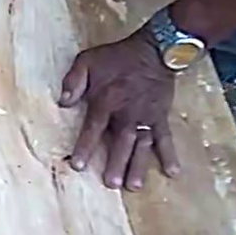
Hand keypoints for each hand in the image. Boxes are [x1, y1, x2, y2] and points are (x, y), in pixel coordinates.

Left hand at [60, 27, 181, 189]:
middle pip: (120, 142)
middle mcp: (127, 113)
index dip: (85, 147)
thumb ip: (73, 80)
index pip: (93, 128)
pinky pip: (166, 138)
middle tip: (112, 183)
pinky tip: (172, 172)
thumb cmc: (118, 57)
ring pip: (141, 145)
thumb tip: (63, 102)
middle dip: (116, 163)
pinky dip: (169, 155)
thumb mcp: (88, 60)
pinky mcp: (160, 118)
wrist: (155, 49)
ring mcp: (146, 117)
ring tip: (134, 186)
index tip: (79, 166)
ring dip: (138, 166)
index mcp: (106, 101)